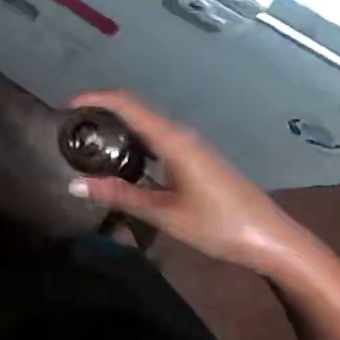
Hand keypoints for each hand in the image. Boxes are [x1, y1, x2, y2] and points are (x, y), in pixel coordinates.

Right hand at [65, 90, 319, 276]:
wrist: (273, 241)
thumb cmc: (218, 225)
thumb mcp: (162, 214)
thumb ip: (118, 195)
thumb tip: (74, 184)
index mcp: (172, 140)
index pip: (126, 104)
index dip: (94, 98)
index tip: (66, 107)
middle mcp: (180, 134)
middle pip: (133, 108)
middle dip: (100, 111)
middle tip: (71, 128)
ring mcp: (190, 144)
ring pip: (144, 122)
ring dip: (116, 125)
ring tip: (88, 141)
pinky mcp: (194, 157)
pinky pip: (155, 135)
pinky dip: (131, 138)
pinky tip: (120, 158)